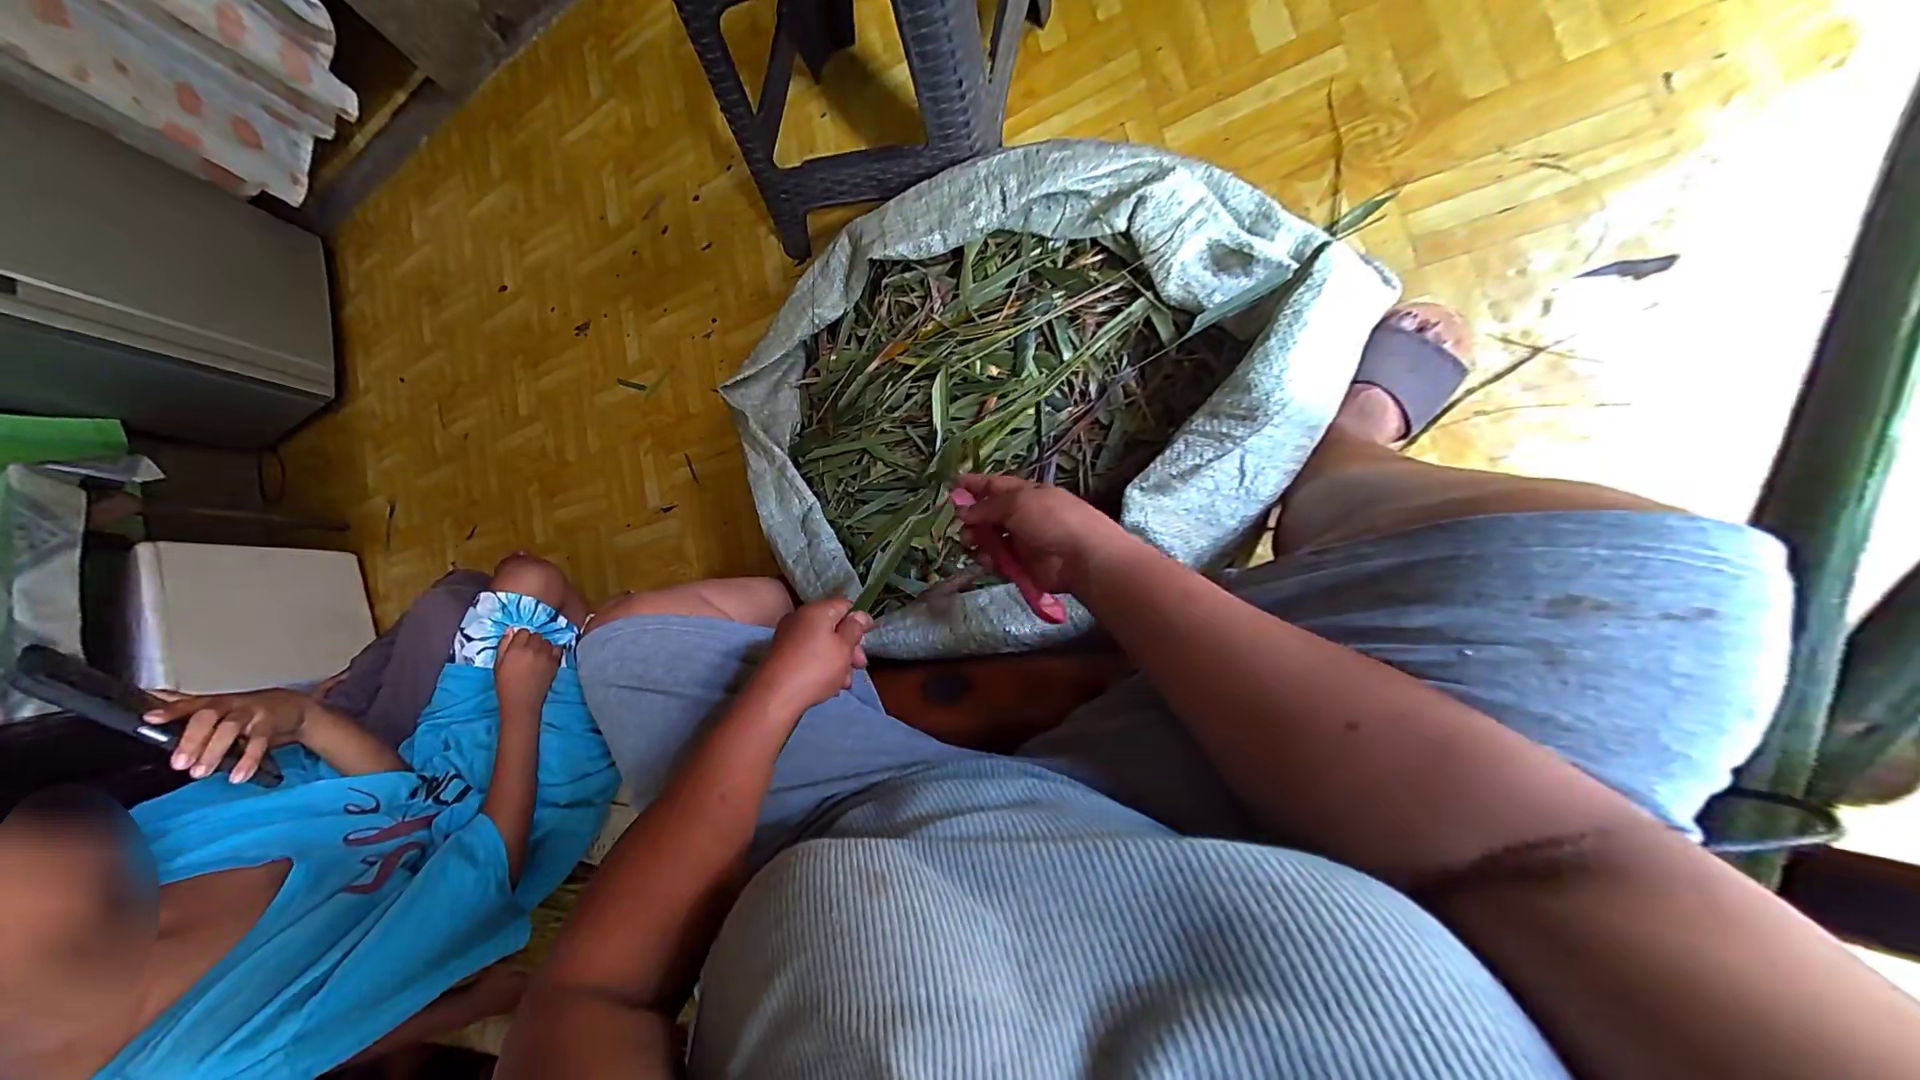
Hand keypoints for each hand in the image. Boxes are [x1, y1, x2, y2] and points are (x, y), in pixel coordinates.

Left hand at [144, 688, 312, 783]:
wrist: (294, 707)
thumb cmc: (247, 710)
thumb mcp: (221, 706)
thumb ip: (187, 706)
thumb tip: (149, 695)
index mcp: (215, 703)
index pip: (190, 704)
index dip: (171, 711)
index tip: (149, 719)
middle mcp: (232, 705)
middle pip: (208, 716)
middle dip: (192, 739)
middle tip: (179, 764)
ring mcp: (253, 713)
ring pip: (230, 728)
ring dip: (214, 750)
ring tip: (201, 773)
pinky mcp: (271, 725)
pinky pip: (259, 742)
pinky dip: (248, 760)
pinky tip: (238, 776)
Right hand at [495, 629, 562, 717]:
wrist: (522, 701)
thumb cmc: (505, 684)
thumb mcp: (498, 664)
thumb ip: (504, 645)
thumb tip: (511, 630)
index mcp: (516, 649)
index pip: (523, 631)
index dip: (521, 637)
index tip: (519, 645)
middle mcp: (533, 649)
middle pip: (536, 635)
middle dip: (531, 640)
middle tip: (527, 651)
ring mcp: (546, 655)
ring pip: (547, 641)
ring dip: (542, 645)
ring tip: (536, 656)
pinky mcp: (555, 662)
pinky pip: (557, 648)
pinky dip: (552, 650)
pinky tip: (546, 658)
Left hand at [751, 597, 871, 713]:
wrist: (775, 696)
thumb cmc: (817, 667)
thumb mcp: (844, 647)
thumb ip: (855, 629)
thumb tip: (860, 614)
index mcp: (817, 610)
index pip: (845, 605)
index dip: (859, 620)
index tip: (867, 639)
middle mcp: (800, 617)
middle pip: (833, 626)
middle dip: (850, 646)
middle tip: (859, 666)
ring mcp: (788, 636)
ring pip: (822, 643)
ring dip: (838, 660)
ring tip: (844, 683)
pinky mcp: (782, 654)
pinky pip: (808, 654)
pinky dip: (821, 665)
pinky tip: (829, 685)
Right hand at [953, 473, 1134, 594]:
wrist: (1081, 557)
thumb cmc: (1051, 519)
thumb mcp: (1017, 503)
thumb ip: (987, 506)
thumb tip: (963, 511)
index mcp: (1025, 493)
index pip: (995, 485)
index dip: (974, 485)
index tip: (952, 486)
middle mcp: (1022, 515)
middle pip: (989, 514)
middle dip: (971, 517)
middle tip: (961, 524)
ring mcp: (1022, 541)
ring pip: (990, 539)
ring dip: (976, 540)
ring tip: (970, 543)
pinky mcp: (1022, 565)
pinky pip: (998, 561)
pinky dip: (989, 560)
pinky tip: (986, 560)